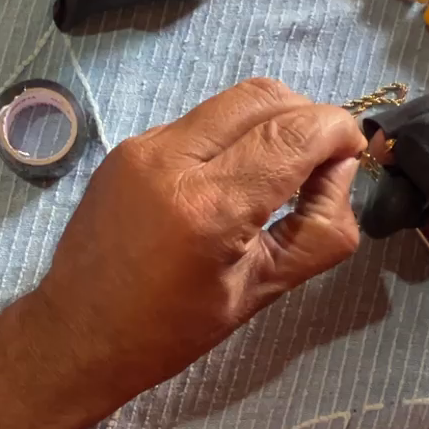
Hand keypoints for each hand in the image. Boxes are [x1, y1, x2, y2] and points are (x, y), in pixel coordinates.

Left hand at [25, 78, 364, 414]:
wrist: (77, 333)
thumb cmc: (170, 330)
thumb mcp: (259, 293)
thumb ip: (319, 231)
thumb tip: (341, 171)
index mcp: (208, 206)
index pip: (296, 132)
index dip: (339, 132)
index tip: (351, 155)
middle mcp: (171, 158)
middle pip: (265, 96)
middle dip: (307, 116)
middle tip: (316, 164)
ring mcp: (142, 146)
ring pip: (229, 101)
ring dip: (268, 122)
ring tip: (274, 172)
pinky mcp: (126, 147)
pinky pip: (197, 120)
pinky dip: (229, 135)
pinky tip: (227, 178)